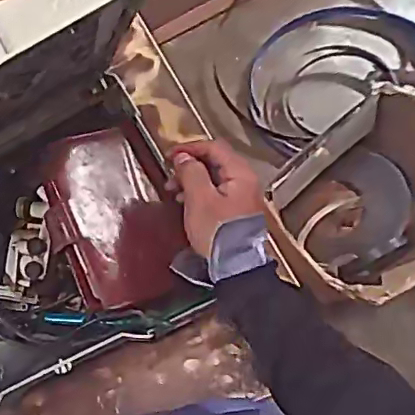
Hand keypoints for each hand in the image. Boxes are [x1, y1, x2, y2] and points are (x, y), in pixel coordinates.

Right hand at [170, 139, 263, 257]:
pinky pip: (214, 191)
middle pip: (215, 161)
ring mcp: (241, 196)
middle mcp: (244, 181)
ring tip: (174, 189)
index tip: (169, 155)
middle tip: (170, 173)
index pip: (214, 148)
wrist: (234, 266)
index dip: (190, 148)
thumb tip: (183, 158)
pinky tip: (185, 201)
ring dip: (191, 178)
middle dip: (189, 164)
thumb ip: (191, 173)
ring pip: (213, 176)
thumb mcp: (199, 199)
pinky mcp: (234, 210)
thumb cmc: (218, 232)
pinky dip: (197, 191)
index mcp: (240, 174)